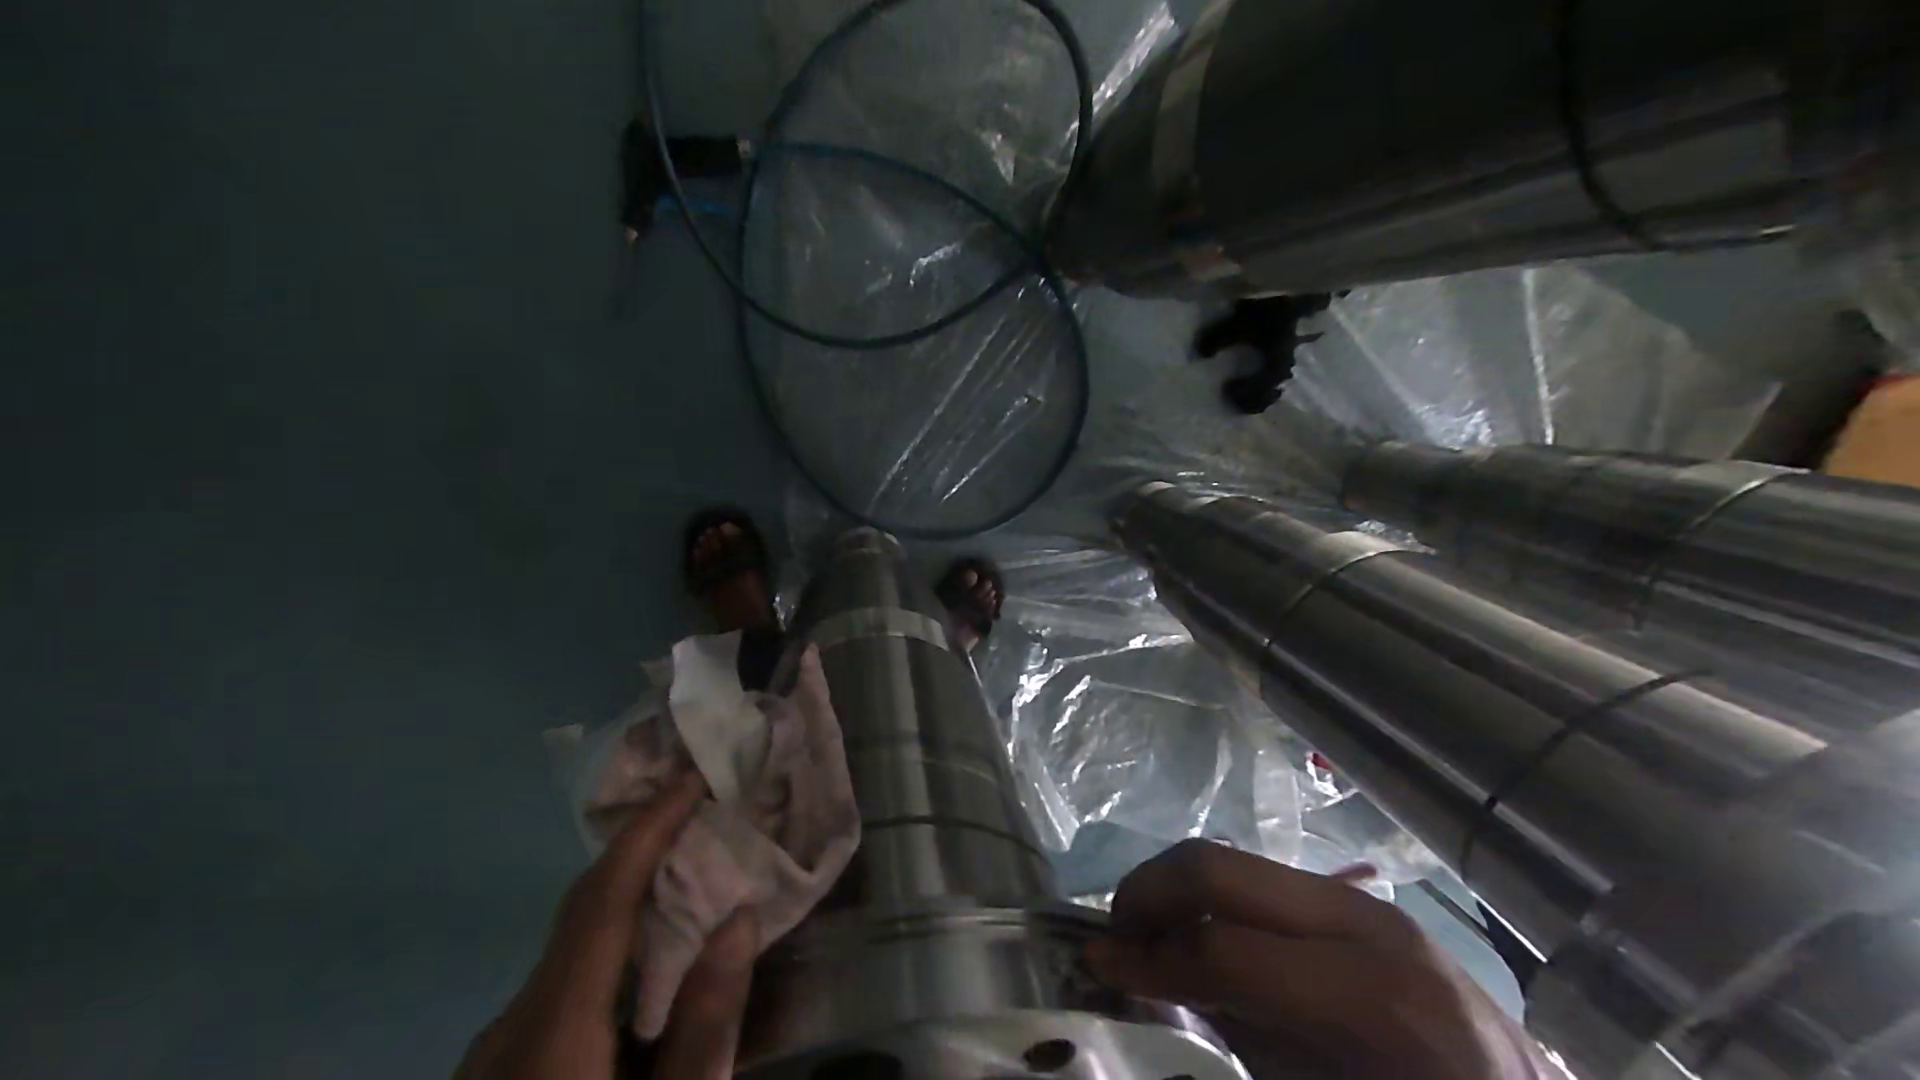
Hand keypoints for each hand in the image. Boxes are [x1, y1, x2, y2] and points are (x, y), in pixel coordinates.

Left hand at [456, 771, 758, 1079]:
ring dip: (630, 896)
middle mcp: (515, 1020)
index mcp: (553, 1026)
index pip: (604, 895)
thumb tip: (739, 915)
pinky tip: (650, 961)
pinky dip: (612, 944)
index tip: (694, 777)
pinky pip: (563, 980)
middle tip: (703, 810)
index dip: (651, 827)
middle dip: (643, 847)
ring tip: (692, 870)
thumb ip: (705, 1022)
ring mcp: (498, 1045)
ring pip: (572, 945)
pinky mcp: (502, 1066)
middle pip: (583, 909)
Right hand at [1086, 840, 1549, 1079]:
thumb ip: (1234, 1042)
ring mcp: (1365, 902)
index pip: (1223, 949)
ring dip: (1173, 887)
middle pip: (1217, 868)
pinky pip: (1259, 880)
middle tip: (1115, 935)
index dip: (1150, 959)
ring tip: (1147, 932)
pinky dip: (1210, 896)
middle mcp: (1363, 924)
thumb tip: (1145, 993)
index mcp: (1370, 997)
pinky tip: (1199, 935)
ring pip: (1231, 859)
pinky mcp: (1361, 901)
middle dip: (1147, 893)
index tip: (1099, 966)